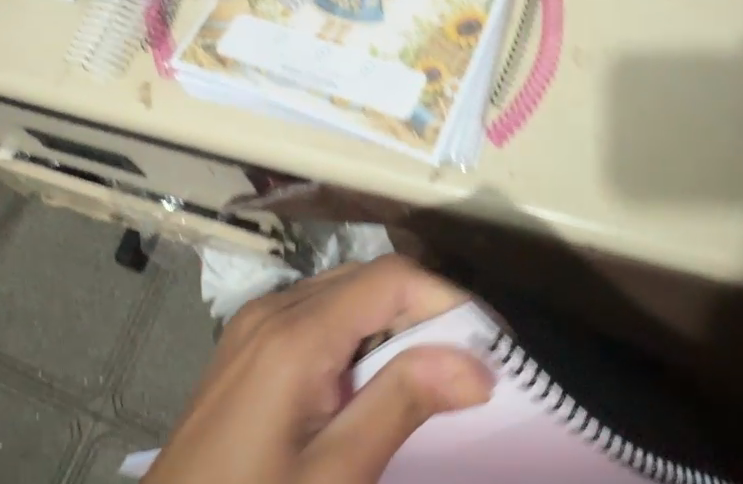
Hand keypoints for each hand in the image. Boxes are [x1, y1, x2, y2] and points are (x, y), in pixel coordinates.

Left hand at [145, 255, 493, 483]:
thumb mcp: (335, 472)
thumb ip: (401, 404)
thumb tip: (476, 363)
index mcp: (295, 332)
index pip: (390, 278)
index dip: (448, 299)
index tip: (494, 346)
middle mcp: (273, 308)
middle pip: (368, 280)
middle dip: (426, 312)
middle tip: (473, 367)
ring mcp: (255, 322)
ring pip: (344, 294)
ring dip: (394, 323)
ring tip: (434, 377)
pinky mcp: (248, 343)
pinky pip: (317, 315)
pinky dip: (358, 334)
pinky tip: (374, 380)